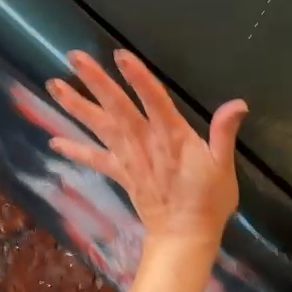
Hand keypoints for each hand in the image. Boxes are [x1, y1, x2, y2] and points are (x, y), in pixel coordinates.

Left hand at [45, 49, 248, 247]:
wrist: (185, 236)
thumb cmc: (209, 200)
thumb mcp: (224, 165)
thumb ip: (224, 132)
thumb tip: (238, 104)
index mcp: (172, 137)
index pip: (154, 100)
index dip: (138, 77)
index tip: (120, 55)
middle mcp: (145, 143)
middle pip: (118, 107)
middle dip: (96, 81)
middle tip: (75, 57)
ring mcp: (129, 159)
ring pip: (100, 127)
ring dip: (77, 105)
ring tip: (54, 86)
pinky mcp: (121, 174)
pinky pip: (95, 159)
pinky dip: (74, 149)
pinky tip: (53, 141)